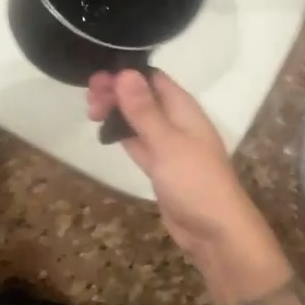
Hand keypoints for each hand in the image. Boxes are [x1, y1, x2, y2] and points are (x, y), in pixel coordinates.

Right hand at [86, 70, 278, 269]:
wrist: (215, 232)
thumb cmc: (195, 182)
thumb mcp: (167, 143)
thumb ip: (144, 110)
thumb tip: (124, 72)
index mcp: (184, 109)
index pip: (153, 78)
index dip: (126, 73)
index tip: (97, 79)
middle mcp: (176, 122)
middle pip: (143, 97)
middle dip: (117, 92)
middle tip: (89, 100)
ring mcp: (168, 145)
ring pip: (138, 119)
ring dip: (117, 112)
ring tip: (91, 112)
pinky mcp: (160, 167)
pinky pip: (138, 142)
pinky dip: (122, 135)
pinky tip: (104, 133)